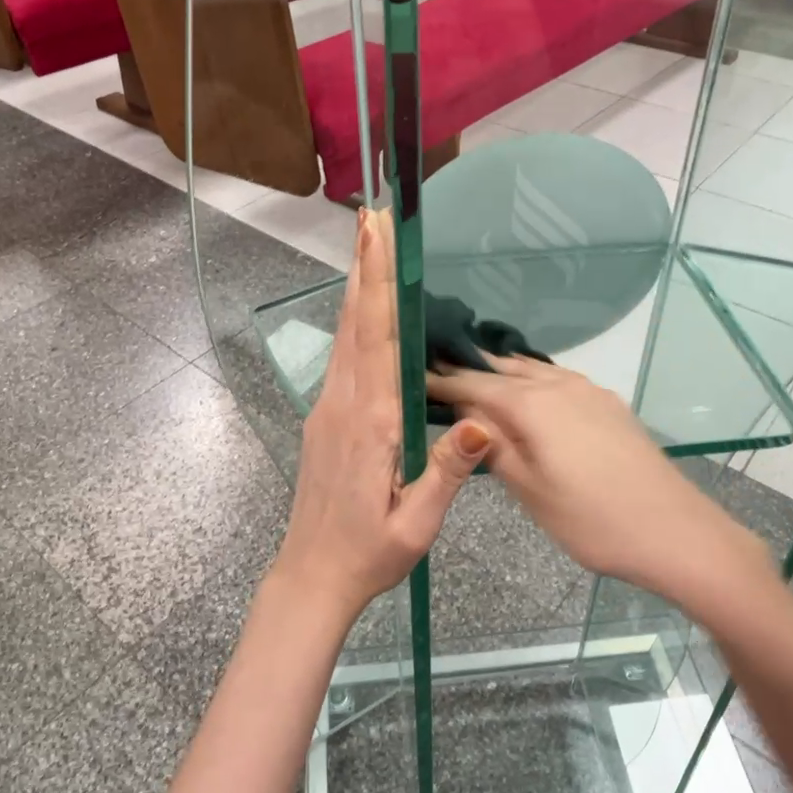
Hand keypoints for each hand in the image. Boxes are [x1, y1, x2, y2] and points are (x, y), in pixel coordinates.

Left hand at [271, 209, 490, 621]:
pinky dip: (352, 319)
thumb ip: (446, 472)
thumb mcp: (416, 524)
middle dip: (365, 265)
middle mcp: (345, 402)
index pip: (378, 337)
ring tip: (366, 243)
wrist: (311, 577)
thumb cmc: (370, 553)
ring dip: (356, 286)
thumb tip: (480, 424)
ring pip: (344, 334)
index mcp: (372, 421)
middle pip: (356, 320)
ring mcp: (328, 407)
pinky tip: (361, 307)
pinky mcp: (324, 417)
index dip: (378, 282)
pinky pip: (341, 356)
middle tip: (371, 215)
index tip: (375, 235)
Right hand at [427, 357, 771, 605]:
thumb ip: (494, 448)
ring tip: (472, 373)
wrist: (676, 532)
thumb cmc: (594, 521)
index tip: (412, 377)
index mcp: (533, 405)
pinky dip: (530, 379)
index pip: (475, 384)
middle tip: (434, 368)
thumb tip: (466, 415)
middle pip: (503, 369)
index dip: (442, 381)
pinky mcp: (609, 404)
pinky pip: (557, 379)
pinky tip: (527, 391)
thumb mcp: (531, 492)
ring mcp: (589, 391)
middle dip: (469, 369)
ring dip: (500, 370)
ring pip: (532, 370)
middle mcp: (559, 386)